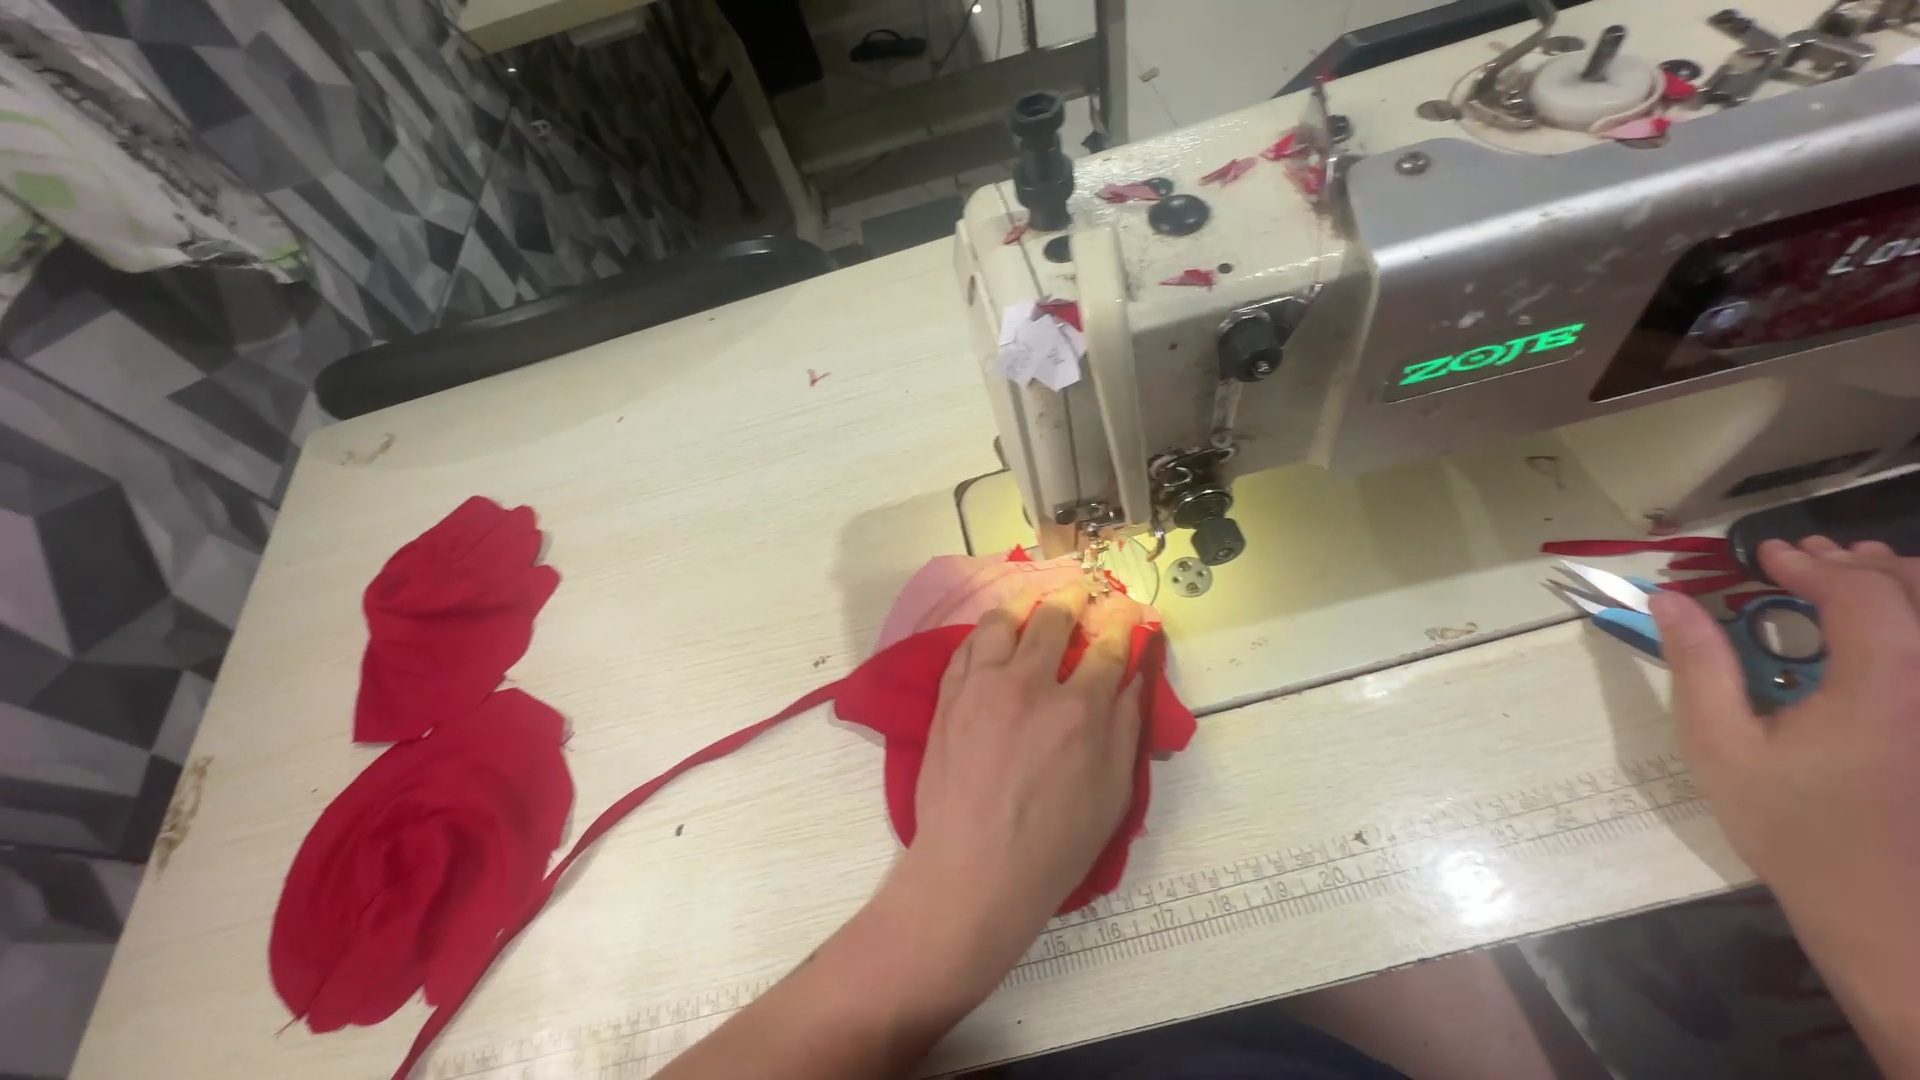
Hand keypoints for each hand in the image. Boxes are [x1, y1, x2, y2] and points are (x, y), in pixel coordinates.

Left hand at [903, 584, 1145, 933]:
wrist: (973, 869)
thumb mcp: (1112, 792)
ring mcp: (983, 686)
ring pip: (1002, 622)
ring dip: (1023, 604)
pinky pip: (967, 647)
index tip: (1126, 611)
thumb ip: (1125, 727)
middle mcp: (1030, 684)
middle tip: (1079, 591)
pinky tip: (992, 634)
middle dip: (1073, 598)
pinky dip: (985, 634)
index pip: (1106, 647)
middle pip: (1053, 619)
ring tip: (1032, 602)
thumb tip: (1134, 677)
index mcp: (1079, 710)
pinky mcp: (949, 697)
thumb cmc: (1054, 843)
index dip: (1121, 624)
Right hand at [1651, 537, 1919, 1072]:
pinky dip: (1912, 625)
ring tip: (1846, 578)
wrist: (1879, 907)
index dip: (1814, 567)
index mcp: (1882, 694)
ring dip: (1898, 588)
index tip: (1763, 557)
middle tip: (1800, 561)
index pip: (1866, 598)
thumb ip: (1699, 664)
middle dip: (1862, 566)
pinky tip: (1882, 628)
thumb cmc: (1789, 826)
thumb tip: (1669, 598)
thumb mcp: (1719, 745)